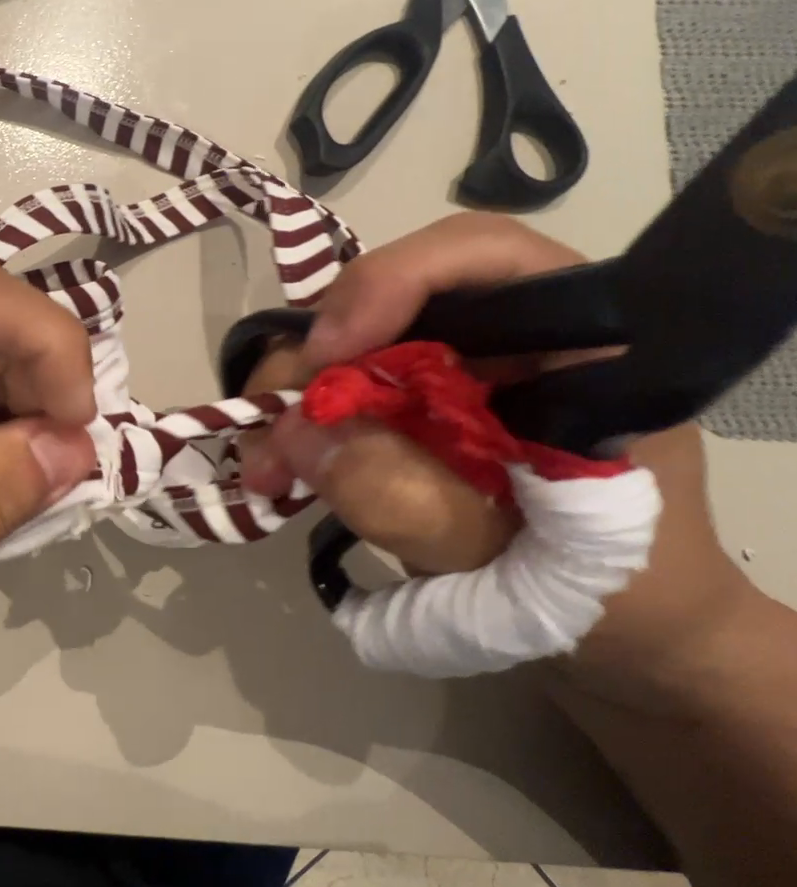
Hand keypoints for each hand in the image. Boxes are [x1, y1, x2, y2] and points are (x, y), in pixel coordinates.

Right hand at [238, 214, 750, 696]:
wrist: (621, 628)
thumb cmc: (608, 593)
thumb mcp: (511, 559)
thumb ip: (415, 500)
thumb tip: (296, 436)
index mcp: (582, 344)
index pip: (479, 257)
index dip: (389, 283)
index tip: (326, 355)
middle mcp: (507, 334)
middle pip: (383, 301)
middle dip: (312, 362)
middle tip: (267, 432)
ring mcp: (451, 364)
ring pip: (342, 343)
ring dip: (290, 399)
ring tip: (265, 471)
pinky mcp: (411, 397)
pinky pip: (332, 385)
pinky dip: (295, 421)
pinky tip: (279, 468)